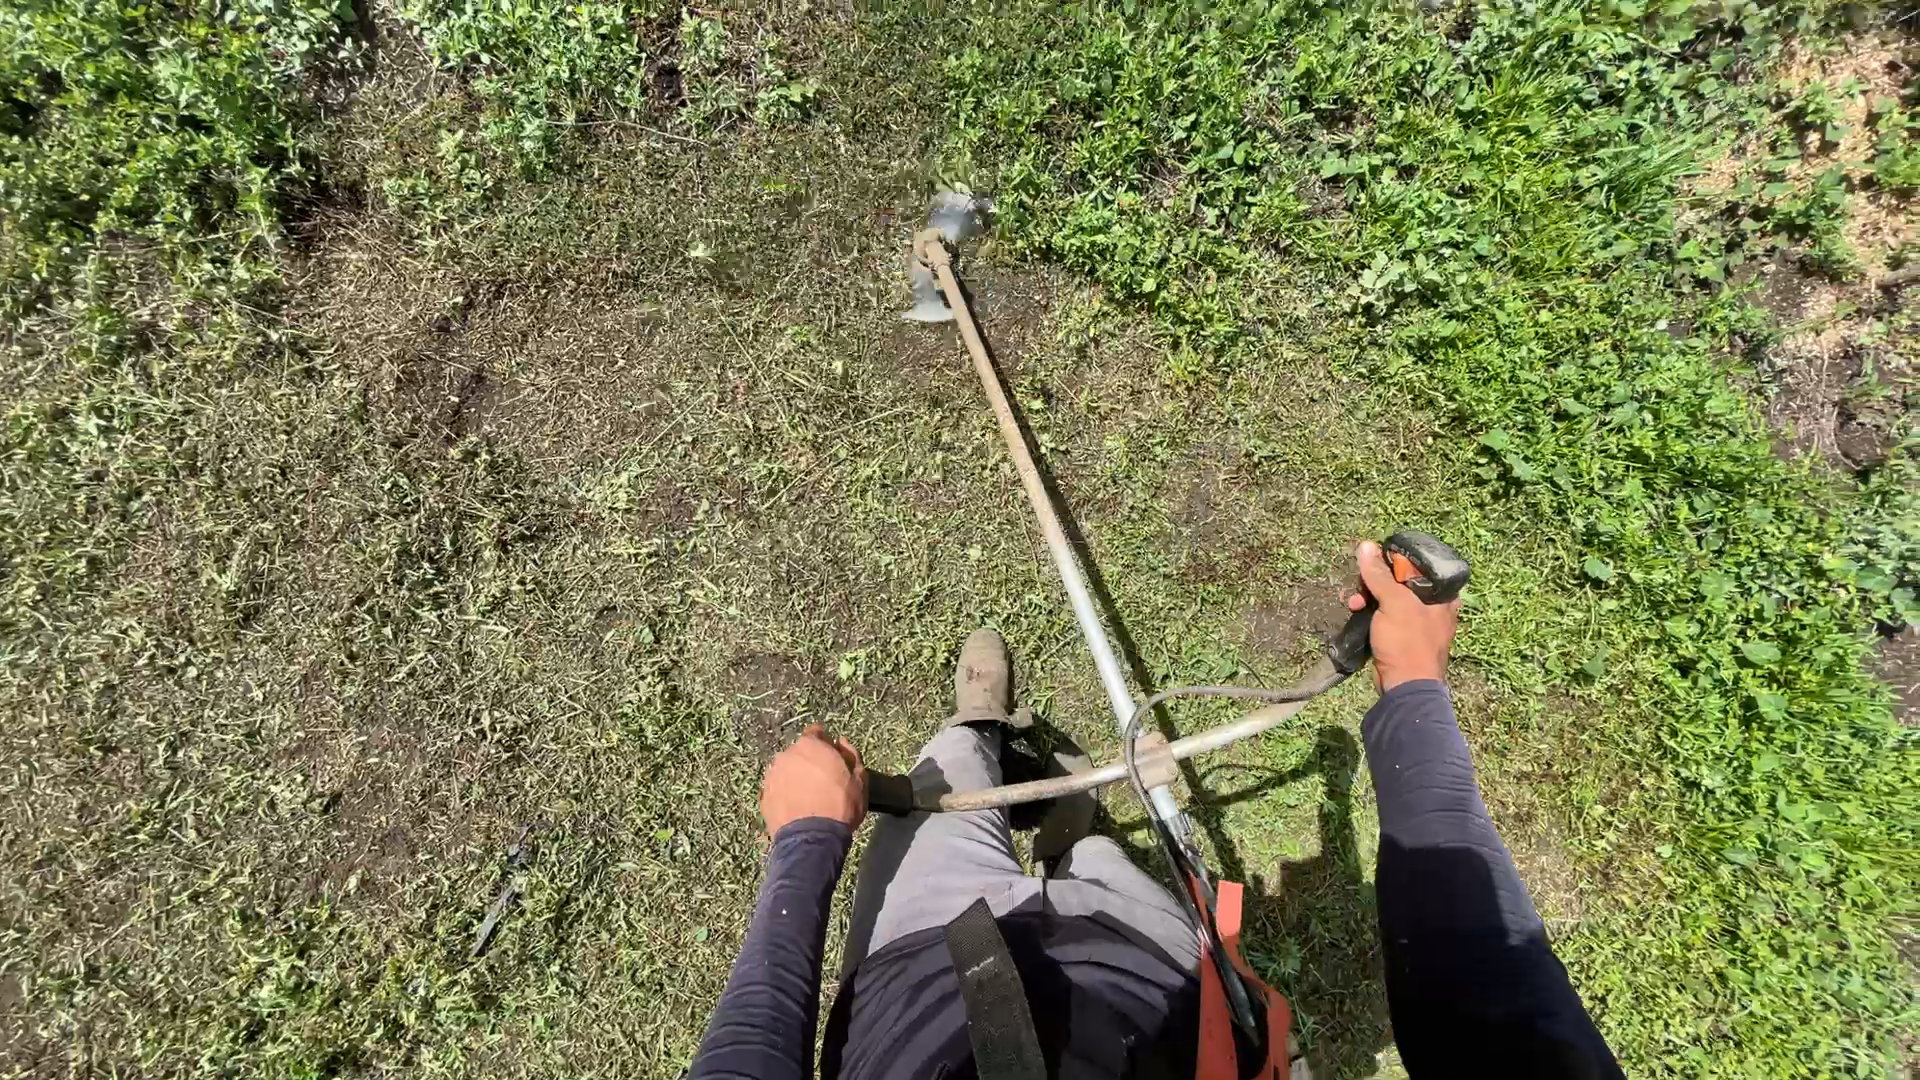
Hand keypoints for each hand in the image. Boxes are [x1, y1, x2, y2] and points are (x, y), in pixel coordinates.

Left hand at [760, 724, 865, 835]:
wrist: (812, 840)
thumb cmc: (840, 805)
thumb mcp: (859, 779)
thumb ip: (851, 755)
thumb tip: (842, 742)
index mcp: (810, 745)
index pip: (816, 733)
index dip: (826, 745)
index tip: (832, 757)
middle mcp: (786, 755)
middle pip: (799, 753)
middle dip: (809, 761)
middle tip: (822, 780)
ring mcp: (772, 776)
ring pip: (786, 771)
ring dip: (795, 777)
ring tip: (807, 796)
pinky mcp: (763, 797)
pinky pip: (777, 790)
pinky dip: (785, 794)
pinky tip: (796, 808)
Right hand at [1346, 540, 1460, 691]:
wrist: (1406, 685)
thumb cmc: (1408, 642)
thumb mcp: (1394, 603)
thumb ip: (1379, 575)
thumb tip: (1365, 545)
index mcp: (1442, 594)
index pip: (1415, 564)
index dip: (1391, 561)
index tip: (1371, 565)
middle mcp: (1433, 604)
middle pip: (1398, 579)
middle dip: (1373, 581)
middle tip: (1360, 587)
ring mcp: (1416, 620)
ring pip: (1387, 596)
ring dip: (1367, 596)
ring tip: (1353, 604)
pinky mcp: (1401, 633)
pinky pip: (1383, 613)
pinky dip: (1369, 611)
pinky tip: (1356, 613)